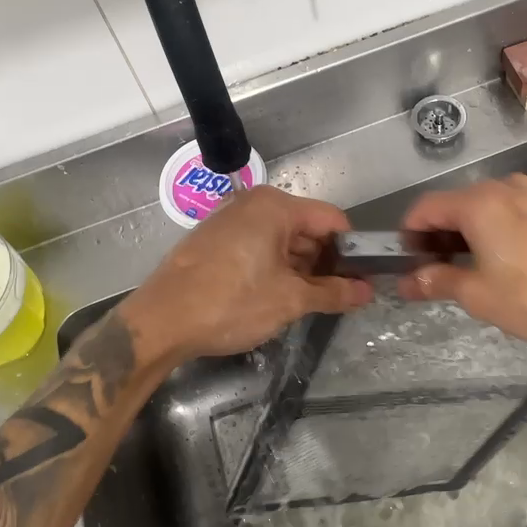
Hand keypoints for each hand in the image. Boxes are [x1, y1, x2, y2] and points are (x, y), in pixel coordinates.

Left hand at [125, 185, 371, 360]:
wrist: (161, 322)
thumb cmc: (230, 303)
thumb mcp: (290, 301)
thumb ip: (333, 292)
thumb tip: (366, 291)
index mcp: (275, 207)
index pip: (332, 220)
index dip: (350, 250)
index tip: (361, 280)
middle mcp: (253, 204)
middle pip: (307, 228)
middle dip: (325, 262)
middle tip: (339, 297)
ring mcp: (230, 221)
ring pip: (282, 241)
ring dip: (300, 269)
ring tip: (310, 303)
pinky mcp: (215, 241)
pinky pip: (258, 248)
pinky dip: (274, 269)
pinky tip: (276, 298)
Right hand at [398, 174, 526, 348]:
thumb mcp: (478, 295)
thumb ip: (437, 281)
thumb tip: (406, 282)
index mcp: (479, 203)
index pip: (426, 207)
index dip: (409, 233)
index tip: (406, 262)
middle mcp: (507, 187)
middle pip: (459, 204)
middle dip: (441, 235)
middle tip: (438, 272)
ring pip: (491, 208)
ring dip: (473, 233)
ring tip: (477, 270)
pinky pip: (519, 212)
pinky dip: (503, 231)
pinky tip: (515, 263)